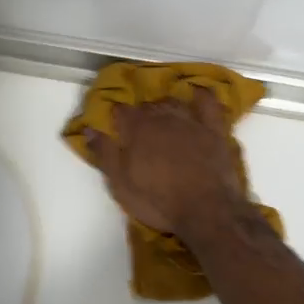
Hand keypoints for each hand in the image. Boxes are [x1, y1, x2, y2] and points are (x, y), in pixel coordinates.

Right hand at [85, 89, 246, 234]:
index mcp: (137, 129)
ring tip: (161, 117)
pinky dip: (202, 95)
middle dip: (140, 114)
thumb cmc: (158, 201)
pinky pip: (208, 103)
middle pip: (147, 107)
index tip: (115, 126)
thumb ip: (105, 154)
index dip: (117, 117)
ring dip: (164, 107)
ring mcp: (190, 122)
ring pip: (173, 103)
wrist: (206, 211)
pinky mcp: (214, 131)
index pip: (121, 111)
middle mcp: (162, 118)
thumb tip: (89, 129)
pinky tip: (197, 93)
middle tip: (138, 130)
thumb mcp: (121, 184)